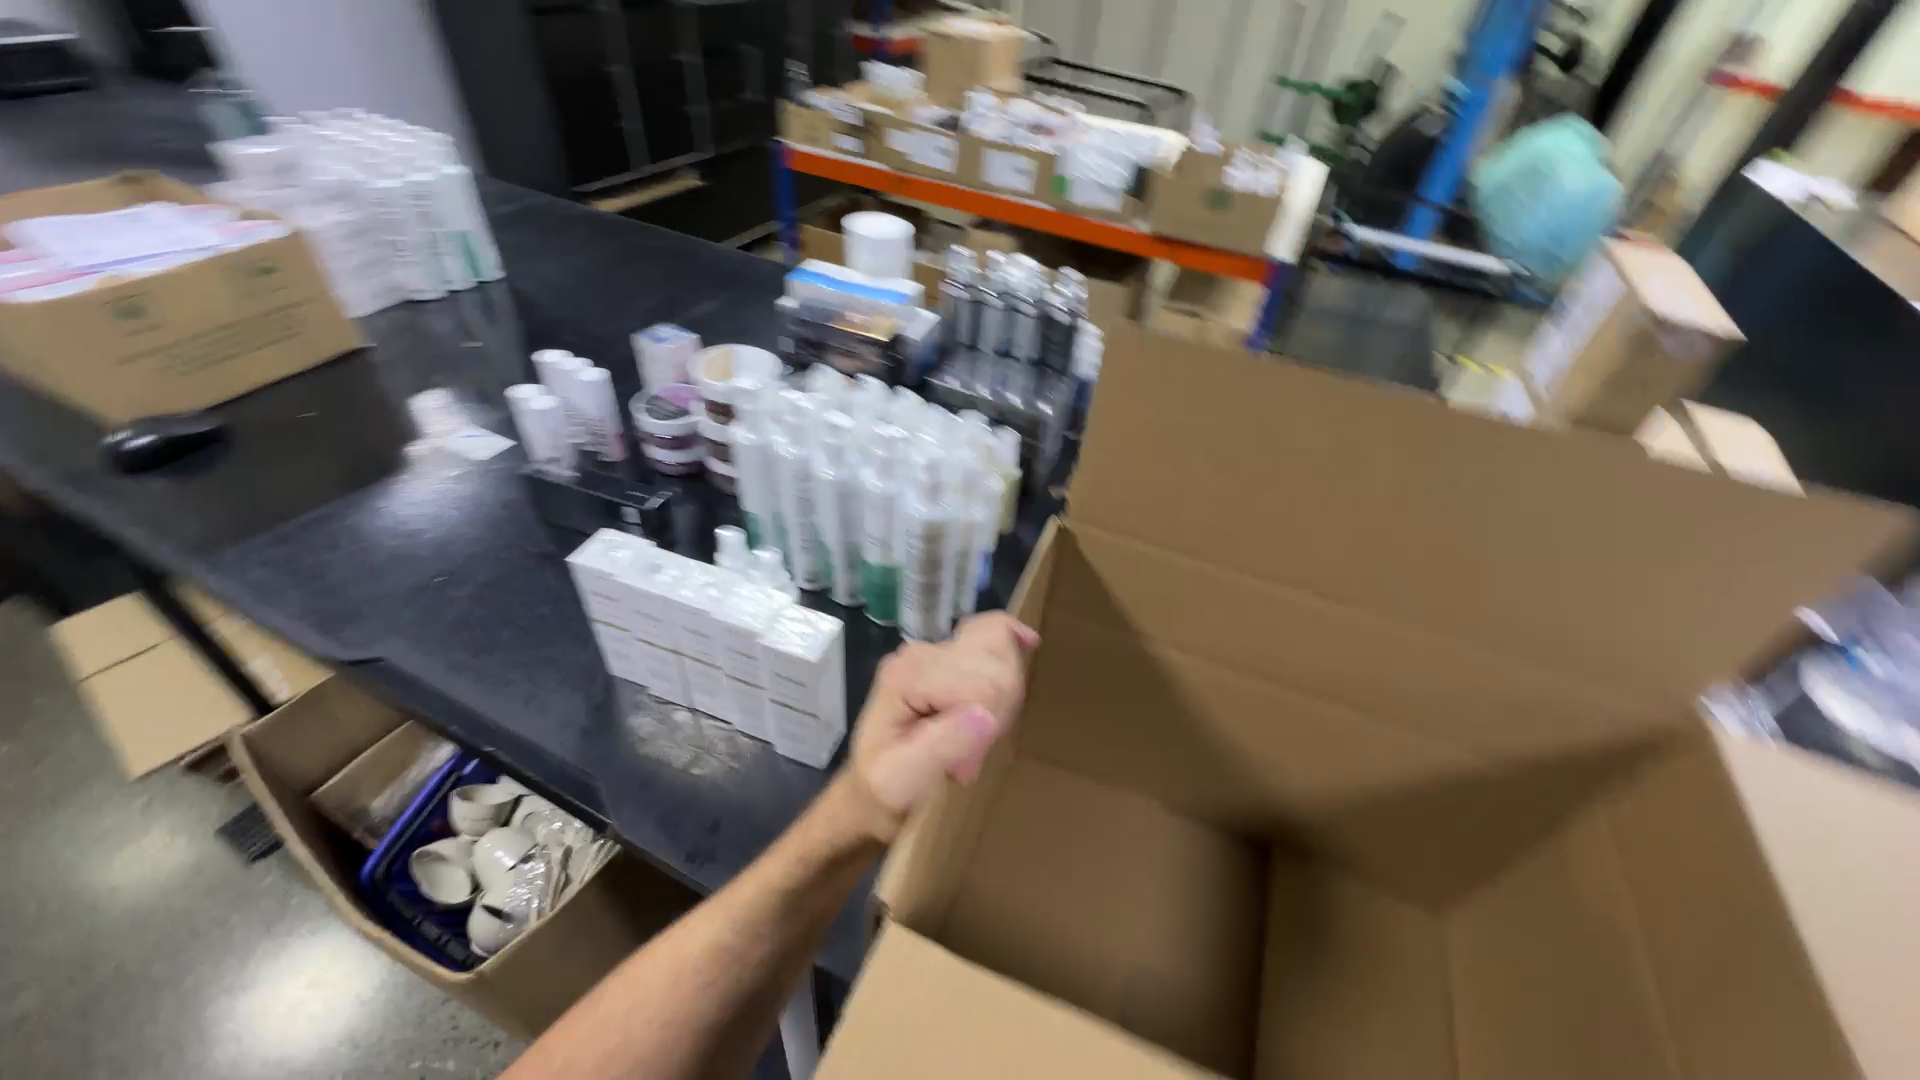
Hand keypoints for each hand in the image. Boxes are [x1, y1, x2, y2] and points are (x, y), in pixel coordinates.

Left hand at [834, 613, 1039, 842]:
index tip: (964, 764)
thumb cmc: (884, 792)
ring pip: (999, 650)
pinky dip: (1011, 641)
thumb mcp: (902, 783)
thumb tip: (984, 715)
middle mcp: (918, 654)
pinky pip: (993, 631)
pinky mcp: (947, 654)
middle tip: (968, 752)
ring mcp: (932, 650)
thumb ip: (940, 748)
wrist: (870, 792)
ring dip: (1003, 695)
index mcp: (905, 678)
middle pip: (994, 665)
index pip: (982, 686)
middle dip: (997, 711)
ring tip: (976, 731)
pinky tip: (1026, 643)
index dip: (988, 725)